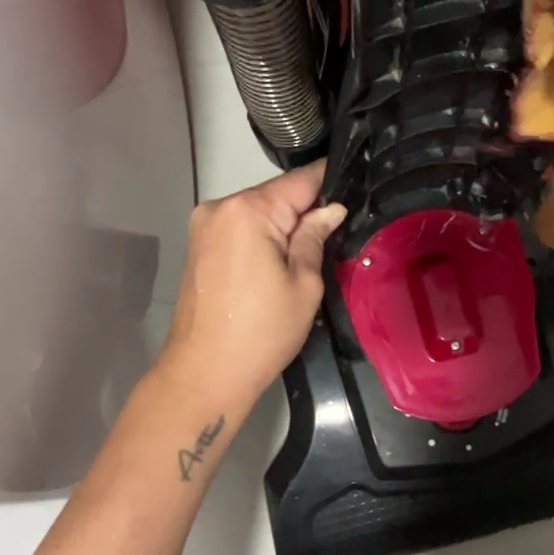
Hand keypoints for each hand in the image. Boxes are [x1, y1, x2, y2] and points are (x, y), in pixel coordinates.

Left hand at [158, 162, 347, 400]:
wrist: (204, 374)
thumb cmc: (261, 332)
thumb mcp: (304, 284)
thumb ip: (315, 237)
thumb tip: (331, 210)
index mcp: (248, 211)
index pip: (299, 180)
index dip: (329, 181)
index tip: (355, 183)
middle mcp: (220, 207)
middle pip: (275, 194)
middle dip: (304, 208)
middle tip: (338, 227)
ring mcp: (204, 226)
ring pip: (256, 211)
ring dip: (282, 224)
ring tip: (312, 247)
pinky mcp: (198, 245)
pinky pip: (239, 228)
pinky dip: (261, 236)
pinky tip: (279, 259)